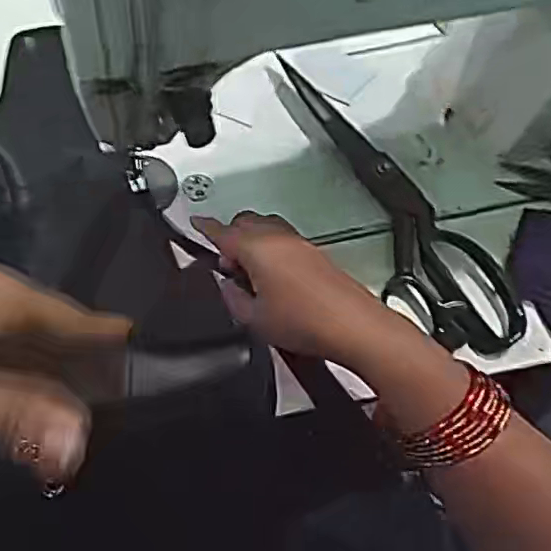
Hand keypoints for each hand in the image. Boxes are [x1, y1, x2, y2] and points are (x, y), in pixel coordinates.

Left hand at [0, 266, 130, 481]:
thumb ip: (18, 416)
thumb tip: (78, 442)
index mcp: (5, 297)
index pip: (79, 320)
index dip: (112, 343)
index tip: (143, 364)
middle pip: (54, 329)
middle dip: (83, 364)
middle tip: (114, 400)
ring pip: (23, 337)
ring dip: (47, 369)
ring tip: (75, 404)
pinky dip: (15, 368)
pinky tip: (18, 393)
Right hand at [188, 213, 399, 361]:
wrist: (354, 327)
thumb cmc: (310, 321)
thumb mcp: (252, 319)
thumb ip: (232, 298)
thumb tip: (228, 289)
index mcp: (258, 248)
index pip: (222, 231)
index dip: (204, 228)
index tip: (196, 223)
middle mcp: (280, 238)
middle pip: (245, 222)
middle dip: (230, 238)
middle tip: (224, 264)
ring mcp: (301, 245)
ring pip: (267, 230)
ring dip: (252, 245)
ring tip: (248, 277)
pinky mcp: (316, 256)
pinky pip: (285, 243)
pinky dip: (271, 253)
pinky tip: (271, 281)